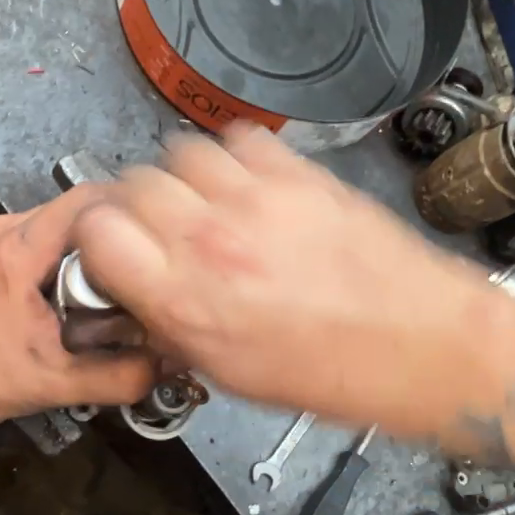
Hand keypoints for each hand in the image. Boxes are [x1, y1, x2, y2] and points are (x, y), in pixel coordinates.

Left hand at [0, 185, 156, 432]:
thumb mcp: (67, 384)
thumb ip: (126, 375)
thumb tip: (179, 356)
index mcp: (18, 255)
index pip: (85, 204)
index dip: (130, 213)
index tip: (162, 238)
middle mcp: (9, 230)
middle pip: (81, 204)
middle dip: (122, 226)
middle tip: (154, 257)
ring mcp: (5, 231)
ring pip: (71, 212)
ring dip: (104, 234)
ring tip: (133, 267)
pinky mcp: (7, 241)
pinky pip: (58, 225)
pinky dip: (85, 242)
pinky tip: (103, 273)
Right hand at [72, 125, 512, 434]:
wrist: (420, 347)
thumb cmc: (330, 374)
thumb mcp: (225, 370)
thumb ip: (169, 324)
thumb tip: (141, 295)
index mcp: (185, 300)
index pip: (97, 231)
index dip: (94, 236)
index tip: (108, 245)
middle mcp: (212, 242)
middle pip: (133, 184)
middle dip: (133, 204)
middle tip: (154, 225)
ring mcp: (257, 201)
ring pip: (181, 154)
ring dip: (179, 177)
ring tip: (199, 202)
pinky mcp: (299, 176)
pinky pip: (239, 140)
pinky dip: (230, 156)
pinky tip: (241, 185)